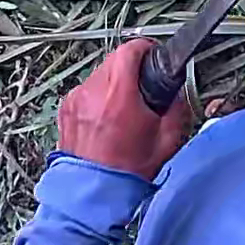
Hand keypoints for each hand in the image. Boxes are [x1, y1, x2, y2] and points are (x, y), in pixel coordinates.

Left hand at [57, 39, 191, 178]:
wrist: (91, 196)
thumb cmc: (125, 173)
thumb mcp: (166, 141)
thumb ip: (178, 110)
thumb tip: (179, 93)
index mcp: (118, 96)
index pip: (130, 50)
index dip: (146, 48)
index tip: (153, 54)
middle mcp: (93, 93)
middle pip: (114, 58)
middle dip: (132, 66)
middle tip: (143, 84)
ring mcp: (76, 100)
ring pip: (99, 73)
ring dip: (114, 81)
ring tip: (124, 106)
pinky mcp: (66, 109)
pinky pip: (86, 90)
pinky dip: (98, 96)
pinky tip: (106, 118)